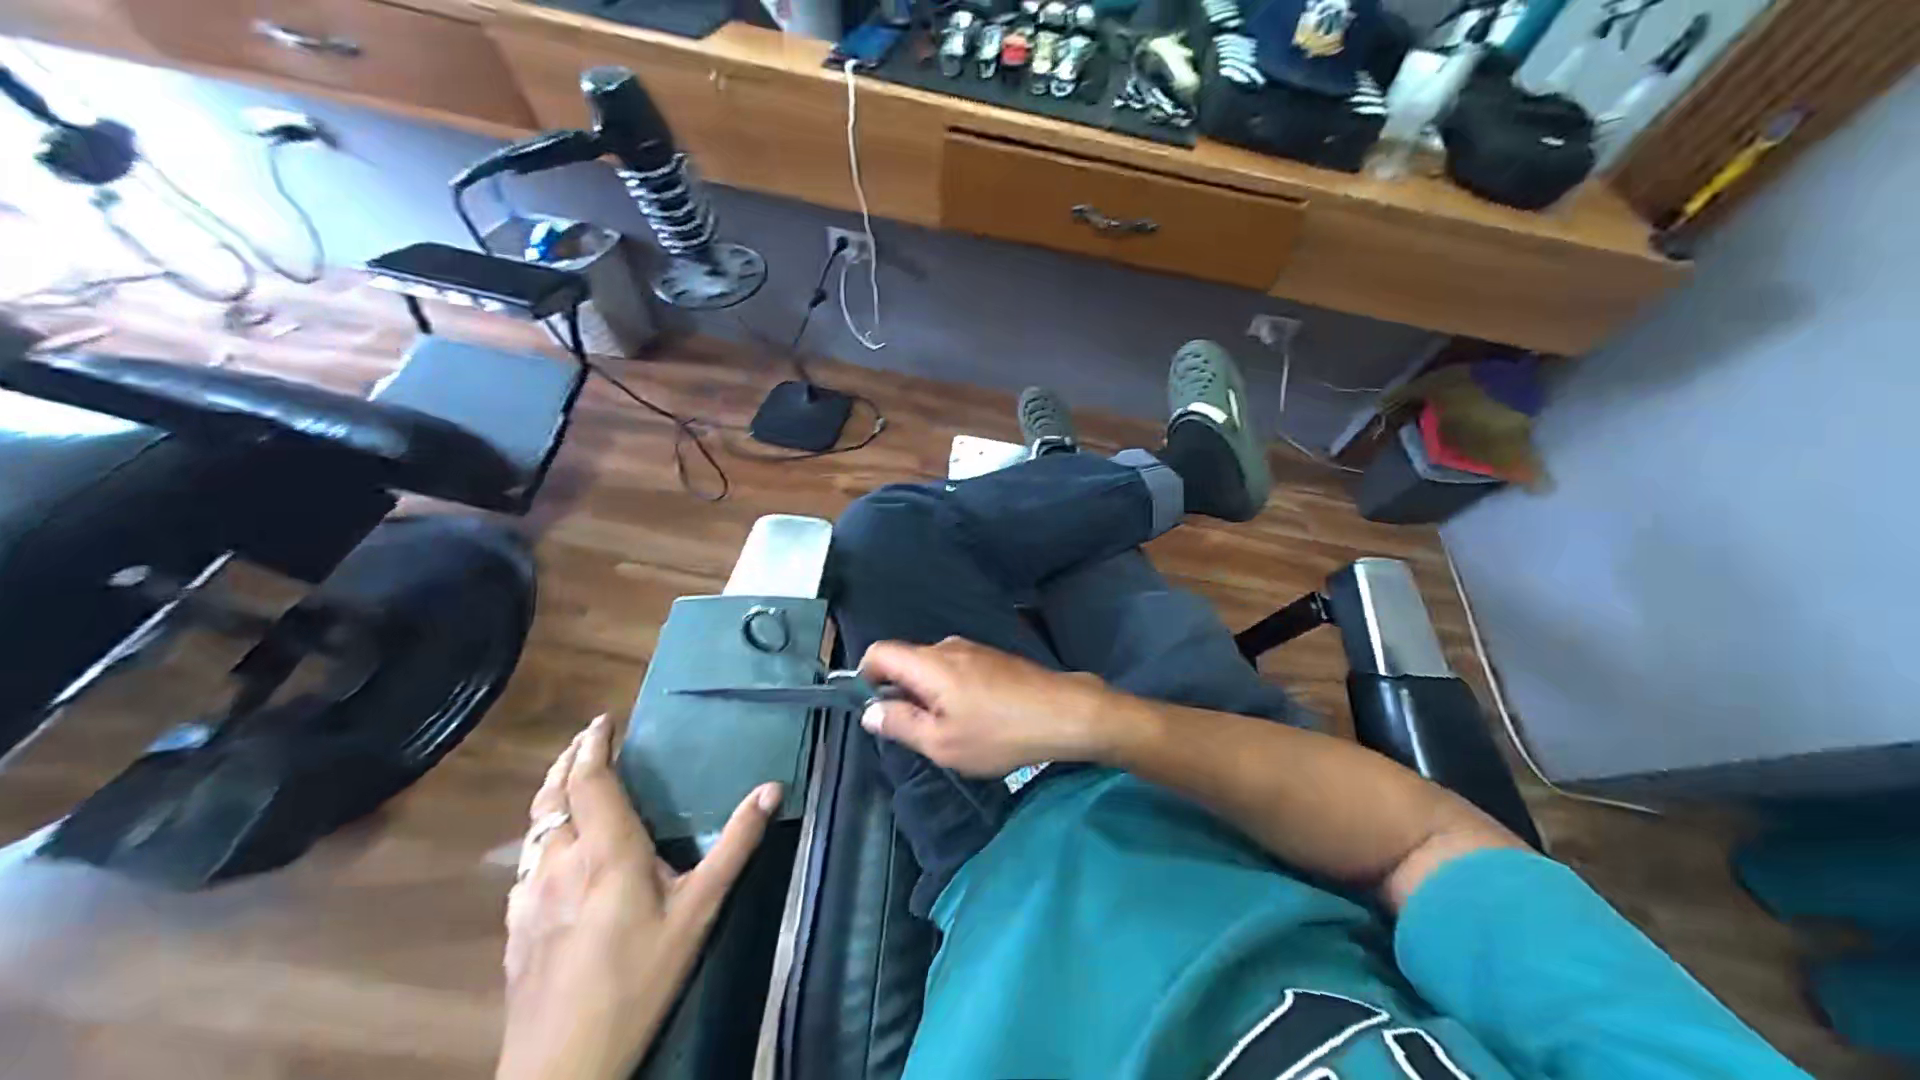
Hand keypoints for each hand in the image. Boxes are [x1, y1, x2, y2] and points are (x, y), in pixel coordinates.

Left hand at [498, 713, 780, 1079]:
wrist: (563, 1063)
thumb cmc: (640, 979)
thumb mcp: (699, 911)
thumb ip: (734, 846)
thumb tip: (770, 789)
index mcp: (607, 850)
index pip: (590, 780)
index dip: (593, 745)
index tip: (603, 720)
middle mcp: (560, 860)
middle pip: (554, 795)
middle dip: (569, 760)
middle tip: (587, 740)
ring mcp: (528, 892)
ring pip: (535, 826)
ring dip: (552, 793)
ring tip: (570, 779)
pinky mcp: (514, 922)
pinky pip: (526, 859)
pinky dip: (542, 832)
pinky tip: (554, 850)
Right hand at [857, 637, 1116, 776]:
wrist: (1066, 713)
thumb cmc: (999, 732)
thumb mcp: (941, 742)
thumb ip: (900, 724)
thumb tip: (870, 711)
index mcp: (928, 662)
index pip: (878, 652)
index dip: (864, 677)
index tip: (874, 710)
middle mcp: (948, 647)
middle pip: (906, 662)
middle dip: (901, 694)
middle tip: (918, 733)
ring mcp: (975, 650)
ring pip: (933, 669)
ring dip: (930, 696)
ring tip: (952, 731)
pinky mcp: (994, 659)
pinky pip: (957, 671)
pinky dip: (953, 692)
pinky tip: (977, 720)